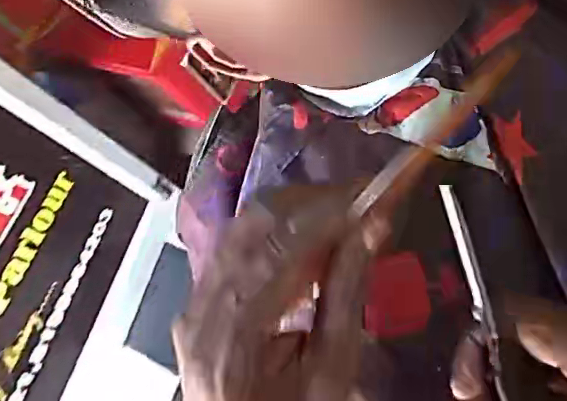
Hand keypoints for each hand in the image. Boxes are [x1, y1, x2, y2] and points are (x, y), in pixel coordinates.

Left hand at [174, 184, 385, 400]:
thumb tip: (373, 224)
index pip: (279, 248)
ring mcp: (194, 302)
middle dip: (314, 203)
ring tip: (342, 217)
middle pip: (257, 226)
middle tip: (362, 202)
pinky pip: (239, 242)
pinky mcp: (198, 297)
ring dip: (298, 210)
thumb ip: (348, 295)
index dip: (327, 210)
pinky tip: (308, 240)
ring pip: (246, 225)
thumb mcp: (331, 375)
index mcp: (232, 341)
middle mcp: (201, 312)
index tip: (370, 191)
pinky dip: (277, 229)